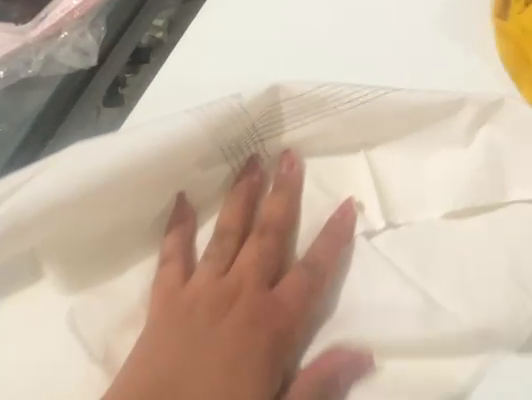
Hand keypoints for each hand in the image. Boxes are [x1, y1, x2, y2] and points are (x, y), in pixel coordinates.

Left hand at [106, 151, 373, 399]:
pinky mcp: (165, 301)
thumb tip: (366, 352)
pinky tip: (181, 198)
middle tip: (289, 154)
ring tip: (251, 160)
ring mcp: (200, 293)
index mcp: (273, 324)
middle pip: (268, 235)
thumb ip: (321, 382)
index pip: (313, 272)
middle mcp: (241, 295)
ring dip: (241, 195)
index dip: (333, 237)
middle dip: (283, 194)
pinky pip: (172, 256)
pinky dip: (177, 226)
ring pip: (227, 233)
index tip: (348, 202)